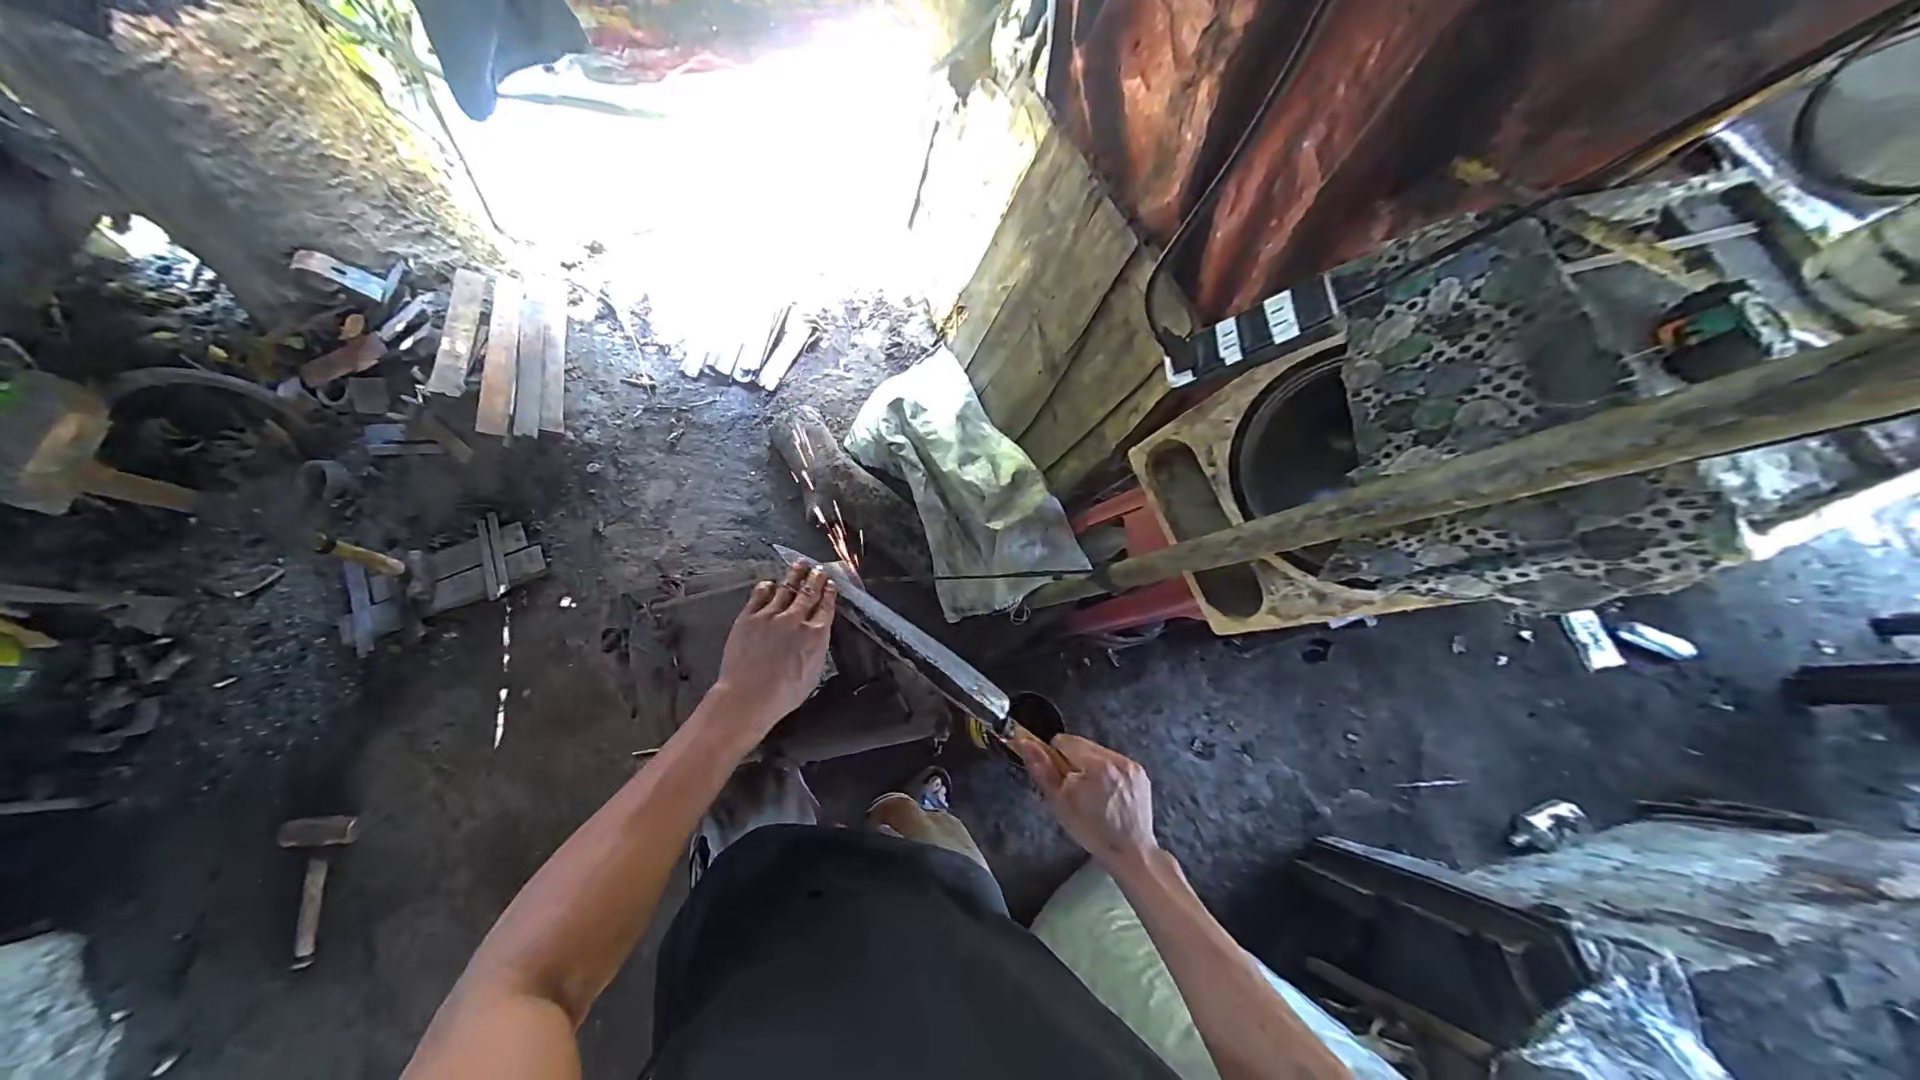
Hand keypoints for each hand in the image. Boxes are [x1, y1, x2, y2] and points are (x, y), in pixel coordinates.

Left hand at [708, 561, 836, 739]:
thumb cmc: (783, 694)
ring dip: (795, 574)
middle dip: (815, 578)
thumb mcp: (813, 674)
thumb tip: (817, 637)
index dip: (829, 594)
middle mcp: (796, 620)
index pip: (826, 607)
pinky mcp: (748, 617)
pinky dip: (767, 586)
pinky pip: (760, 595)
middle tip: (818, 568)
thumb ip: (816, 650)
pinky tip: (770, 583)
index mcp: (816, 635)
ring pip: (786, 588)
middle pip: (809, 592)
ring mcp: (771, 616)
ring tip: (800, 564)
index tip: (830, 585)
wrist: (748, 695)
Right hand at [1014, 733, 1157, 869]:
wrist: (1130, 851)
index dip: (1055, 758)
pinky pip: (1114, 761)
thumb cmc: (1091, 830)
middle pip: (1081, 744)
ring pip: (1097, 752)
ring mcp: (1131, 765)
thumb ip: (1041, 769)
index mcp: (1096, 765)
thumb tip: (1025, 742)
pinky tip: (1107, 793)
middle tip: (1075, 788)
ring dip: (1089, 765)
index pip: (1064, 741)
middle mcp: (1116, 759)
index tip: (1059, 778)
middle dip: (1073, 761)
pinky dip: (1106, 771)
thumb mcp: (1059, 802)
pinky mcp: (1140, 772)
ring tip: (1092, 792)